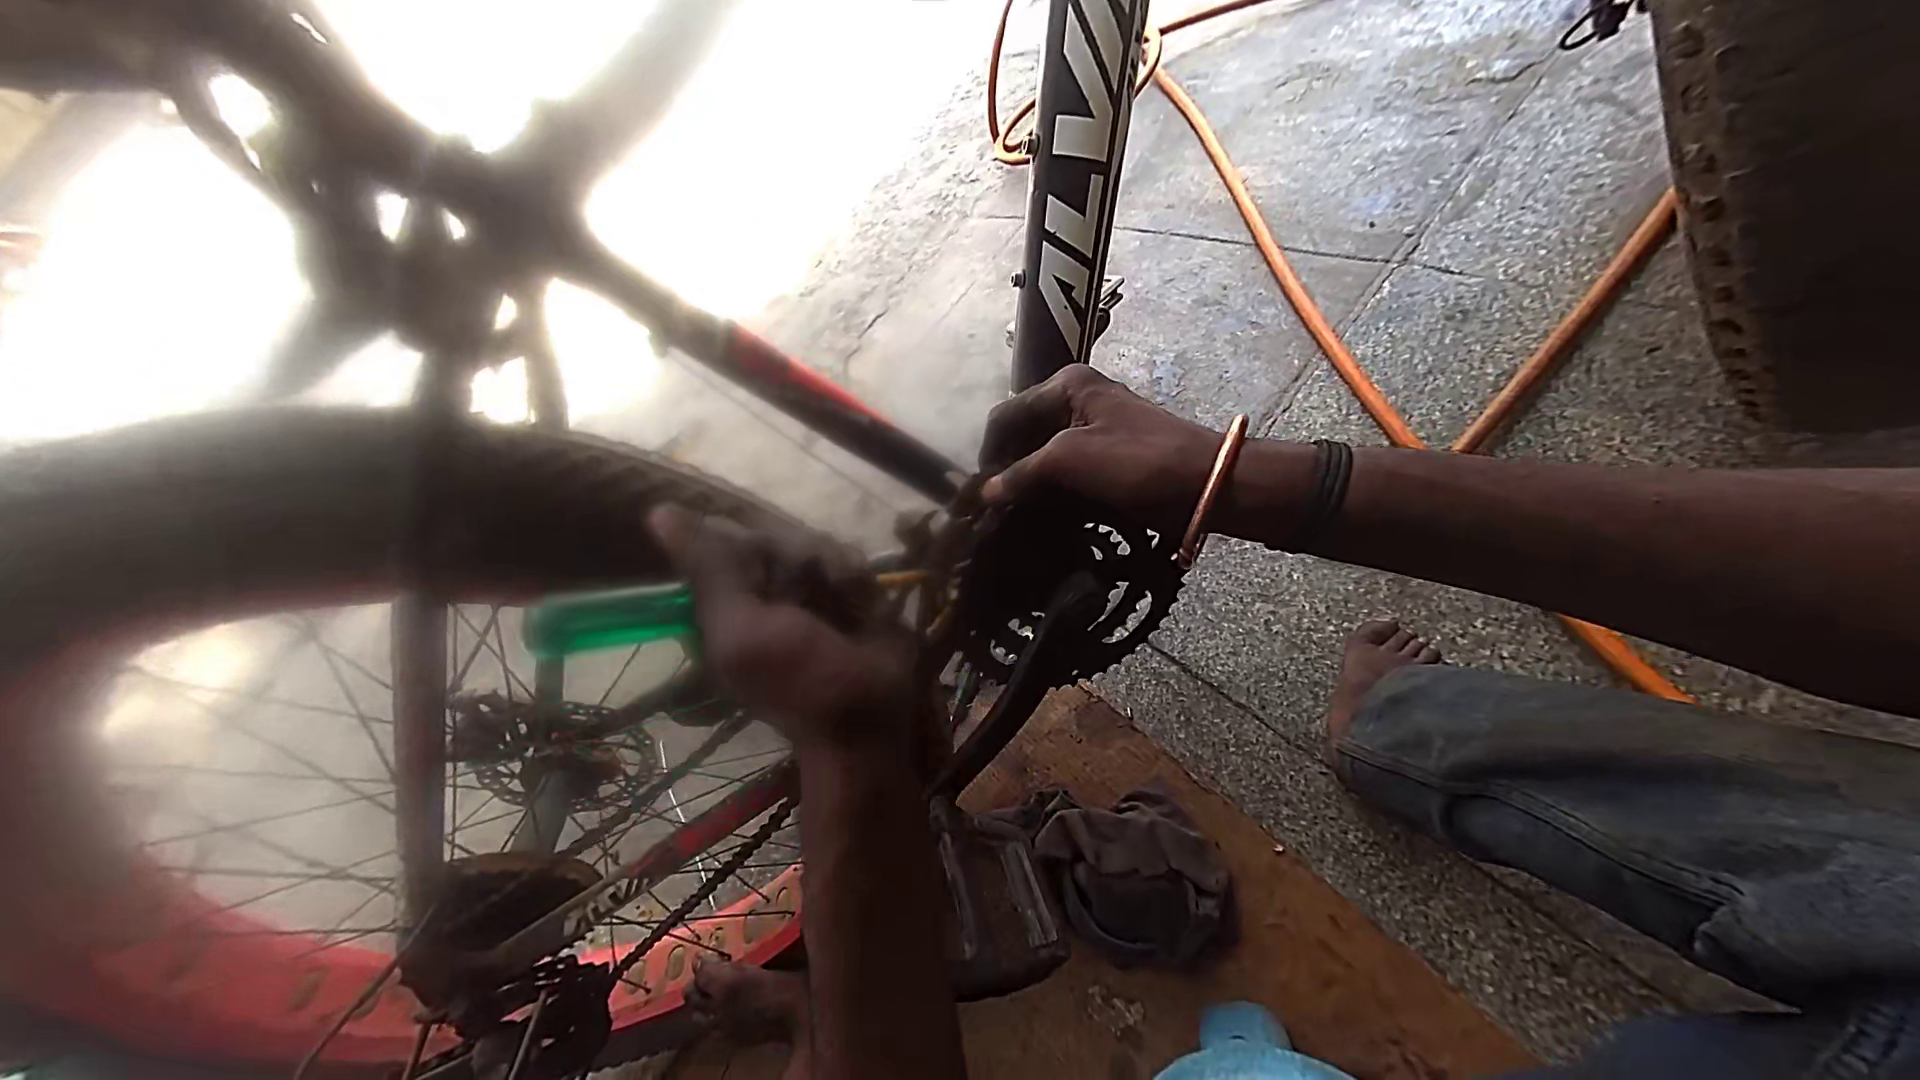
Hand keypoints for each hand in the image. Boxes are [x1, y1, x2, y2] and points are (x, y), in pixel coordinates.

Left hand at [646, 505, 917, 754]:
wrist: (872, 711)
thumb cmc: (799, 680)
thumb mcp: (742, 631)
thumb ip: (708, 573)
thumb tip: (658, 511)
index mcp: (722, 602)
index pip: (724, 538)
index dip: (749, 549)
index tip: (766, 579)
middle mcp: (759, 589)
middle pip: (772, 535)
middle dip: (796, 562)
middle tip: (806, 603)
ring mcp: (803, 588)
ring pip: (812, 542)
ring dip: (832, 571)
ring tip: (843, 609)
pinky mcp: (842, 589)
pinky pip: (845, 555)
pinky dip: (855, 578)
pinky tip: (861, 603)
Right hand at [980, 366, 1223, 535]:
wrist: (1202, 485)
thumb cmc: (1135, 461)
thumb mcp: (1069, 459)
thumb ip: (1021, 472)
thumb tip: (984, 493)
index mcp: (1065, 385)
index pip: (1006, 415)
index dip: (988, 452)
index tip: (977, 492)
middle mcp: (1076, 401)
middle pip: (1023, 435)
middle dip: (1006, 469)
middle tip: (990, 508)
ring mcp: (1093, 431)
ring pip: (1042, 456)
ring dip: (1026, 484)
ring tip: (1008, 516)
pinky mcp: (1105, 459)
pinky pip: (1064, 473)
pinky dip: (1048, 492)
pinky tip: (1036, 515)